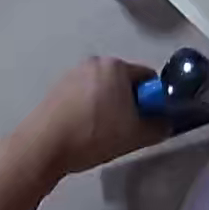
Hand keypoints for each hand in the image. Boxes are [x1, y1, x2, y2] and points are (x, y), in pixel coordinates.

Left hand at [13, 57, 167, 177]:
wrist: (43, 147)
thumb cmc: (93, 134)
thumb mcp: (135, 136)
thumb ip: (158, 127)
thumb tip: (165, 123)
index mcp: (116, 66)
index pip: (148, 77)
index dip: (153, 99)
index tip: (146, 119)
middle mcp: (95, 62)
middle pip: (124, 81)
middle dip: (129, 103)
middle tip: (126, 129)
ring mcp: (73, 74)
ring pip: (103, 89)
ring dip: (109, 106)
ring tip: (102, 135)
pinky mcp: (58, 88)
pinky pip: (84, 95)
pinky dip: (89, 109)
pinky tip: (84, 132)